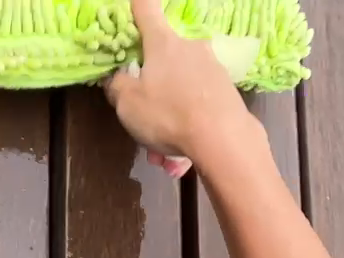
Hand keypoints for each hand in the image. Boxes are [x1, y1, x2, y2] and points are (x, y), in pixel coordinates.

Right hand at [104, 0, 263, 175]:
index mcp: (162, 43)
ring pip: (181, 92)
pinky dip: (188, 128)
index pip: (146, 10)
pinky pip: (198, 108)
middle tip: (146, 123)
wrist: (221, 136)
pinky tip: (183, 157)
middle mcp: (189, 47)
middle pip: (165, 61)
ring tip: (165, 156)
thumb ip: (117, 87)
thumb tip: (117, 78)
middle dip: (154, 92)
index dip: (136, 8)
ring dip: (170, 120)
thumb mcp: (128, 105)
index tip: (132, 12)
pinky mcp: (226, 90)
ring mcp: (212, 67)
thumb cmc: (168, 114)